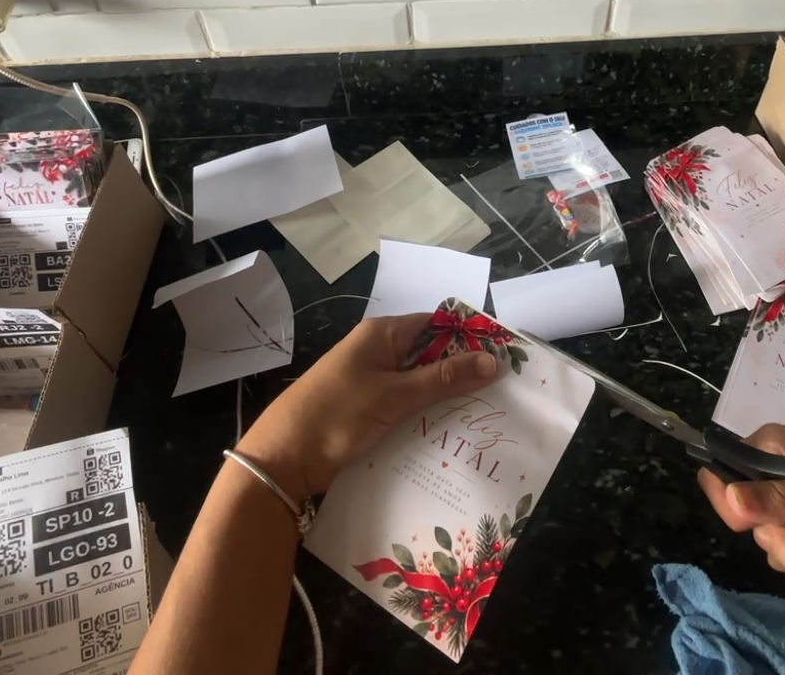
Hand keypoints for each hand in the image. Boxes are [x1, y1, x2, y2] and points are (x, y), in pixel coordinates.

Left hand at [236, 312, 500, 501]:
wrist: (281, 460)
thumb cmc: (337, 415)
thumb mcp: (394, 395)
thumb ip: (443, 378)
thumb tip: (493, 360)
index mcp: (383, 334)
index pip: (437, 325)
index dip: (469, 339)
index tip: (503, 359)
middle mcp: (379, 351)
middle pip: (431, 354)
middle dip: (462, 372)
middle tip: (500, 395)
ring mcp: (372, 381)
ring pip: (420, 383)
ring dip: (444, 398)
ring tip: (483, 417)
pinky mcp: (367, 409)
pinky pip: (406, 405)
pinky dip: (425, 415)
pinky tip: (448, 434)